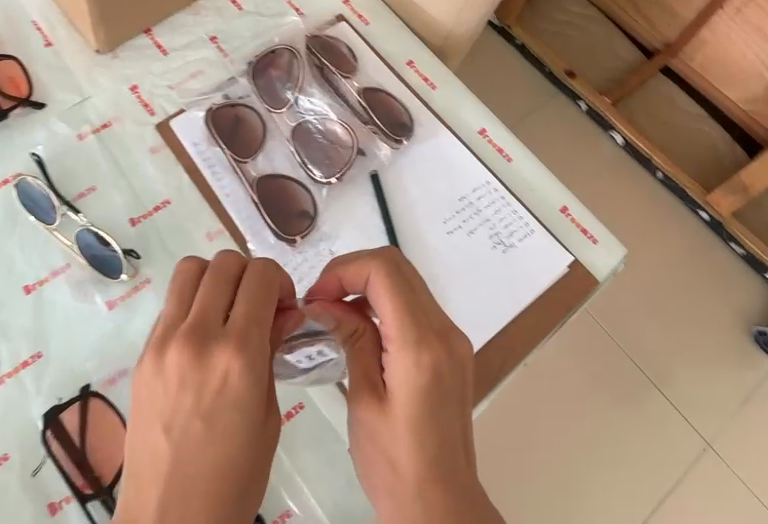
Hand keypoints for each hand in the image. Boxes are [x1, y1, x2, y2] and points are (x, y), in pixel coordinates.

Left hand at [117, 252, 301, 523]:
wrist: (170, 517)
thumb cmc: (234, 478)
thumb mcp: (269, 416)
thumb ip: (272, 353)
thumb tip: (283, 313)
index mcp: (238, 355)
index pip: (261, 276)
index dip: (281, 281)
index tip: (285, 307)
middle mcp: (198, 336)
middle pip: (225, 262)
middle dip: (251, 275)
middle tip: (261, 306)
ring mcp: (163, 342)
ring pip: (190, 269)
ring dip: (216, 278)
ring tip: (229, 310)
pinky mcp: (143, 354)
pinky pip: (170, 304)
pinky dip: (192, 303)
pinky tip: (204, 337)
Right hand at [306, 248, 503, 523]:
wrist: (442, 506)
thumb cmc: (395, 465)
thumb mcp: (363, 401)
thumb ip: (352, 339)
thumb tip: (325, 303)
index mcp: (421, 344)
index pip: (383, 271)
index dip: (342, 271)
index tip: (315, 298)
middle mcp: (444, 331)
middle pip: (397, 266)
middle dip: (351, 272)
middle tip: (319, 301)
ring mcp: (452, 339)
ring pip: (407, 281)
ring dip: (366, 284)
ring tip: (332, 312)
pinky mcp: (451, 350)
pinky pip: (415, 304)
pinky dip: (383, 301)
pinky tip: (358, 327)